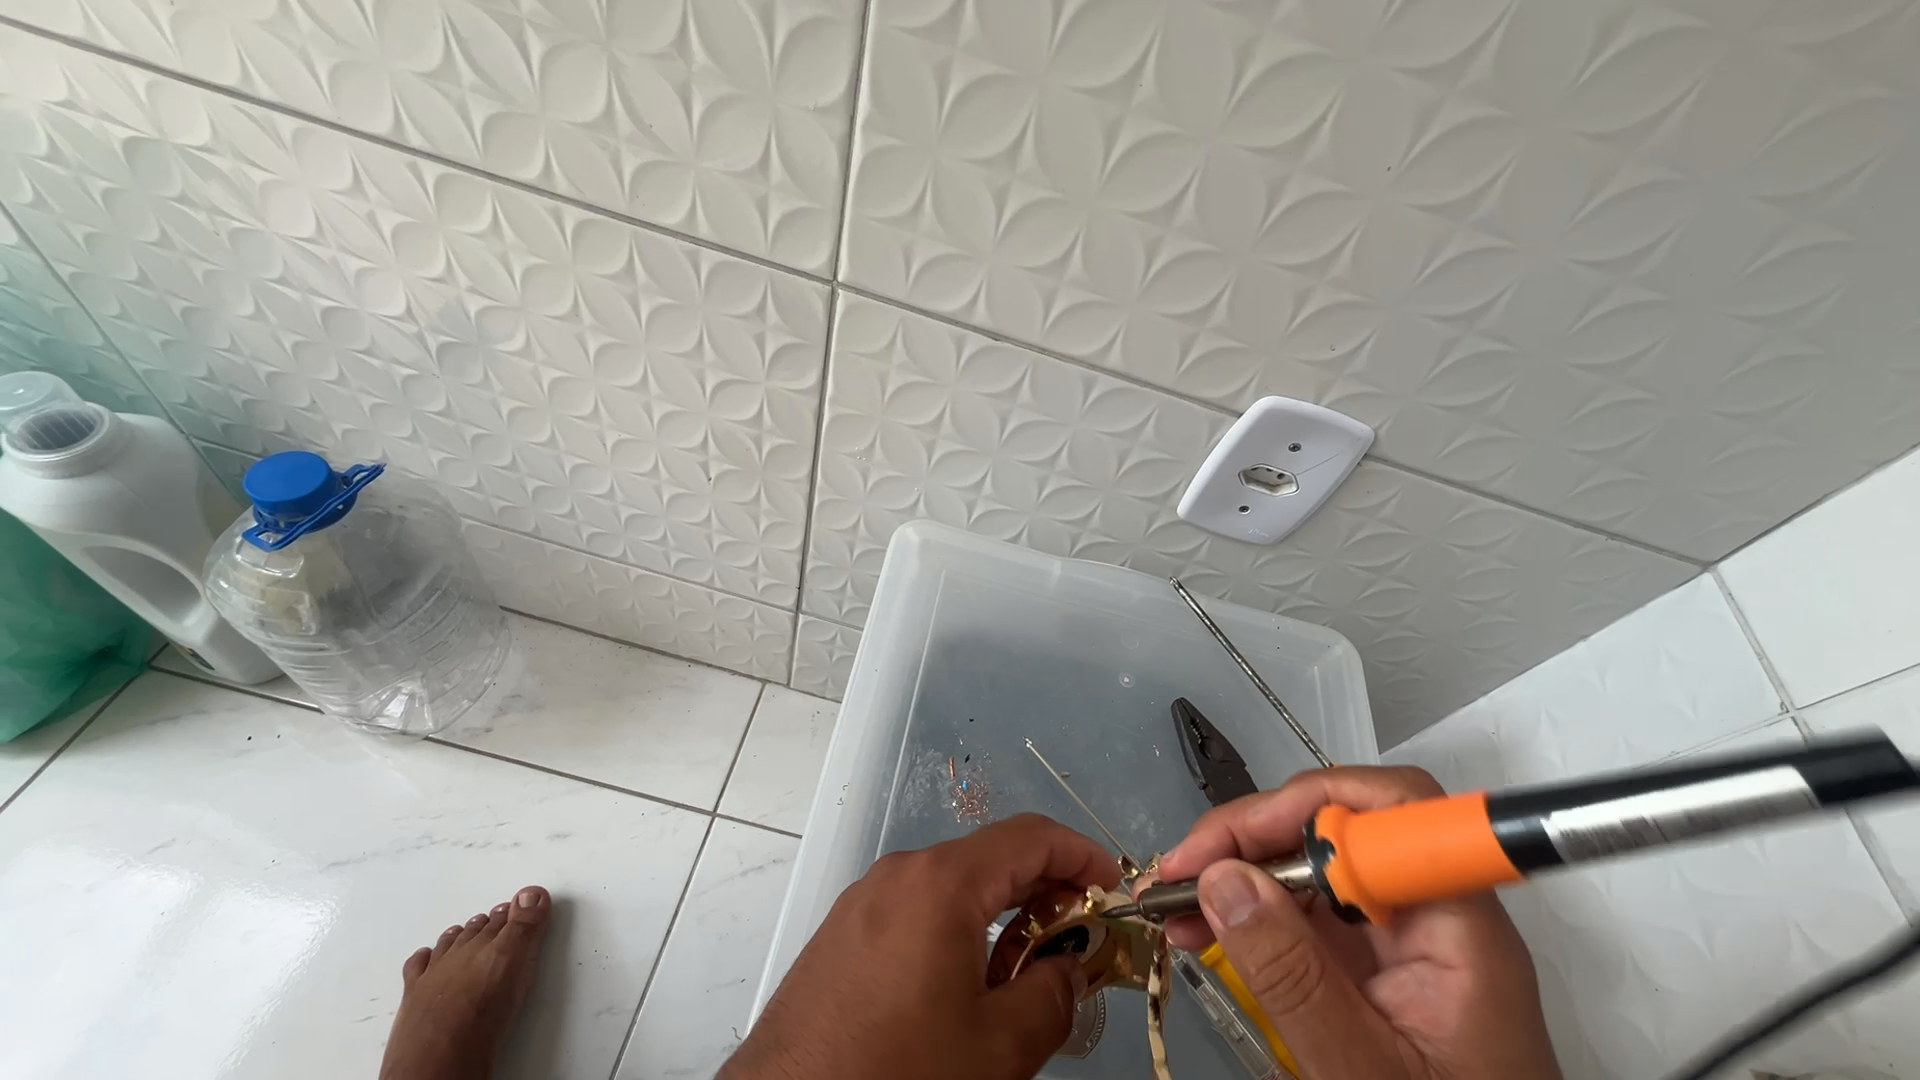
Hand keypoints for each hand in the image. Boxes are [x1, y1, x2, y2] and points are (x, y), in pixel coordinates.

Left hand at [721, 814, 1120, 1079]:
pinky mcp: (842, 933)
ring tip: (1032, 963)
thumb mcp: (998, 1047)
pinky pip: (916, 909)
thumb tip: (1069, 968)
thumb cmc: (904, 1072)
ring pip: (951, 886)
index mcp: (940, 882)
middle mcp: (900, 874)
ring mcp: (863, 901)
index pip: (1029, 837)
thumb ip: (1052, 996)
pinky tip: (970, 979)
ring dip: (1001, 911)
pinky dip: (958, 927)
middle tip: (1085, 931)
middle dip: (1045, 887)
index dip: (1081, 854)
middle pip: (989, 858)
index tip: (1114, 887)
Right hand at [1158, 766, 1562, 1079]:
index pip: (1394, 809)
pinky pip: (1303, 912)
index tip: (1228, 847)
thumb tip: (1220, 878)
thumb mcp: (1362, 1075)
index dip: (1307, 803)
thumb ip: (1294, 979)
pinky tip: (1202, 928)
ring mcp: (1399, 940)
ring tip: (1172, 904)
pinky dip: (1248, 911)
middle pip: (1340, 826)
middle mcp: (1430, 915)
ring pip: (1312, 864)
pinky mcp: (1371, 966)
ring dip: (1236, 871)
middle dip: (1250, 837)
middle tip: (1177, 873)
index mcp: (1457, 928)